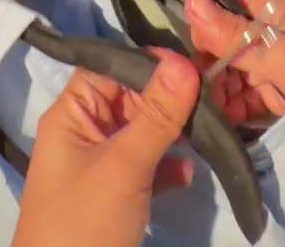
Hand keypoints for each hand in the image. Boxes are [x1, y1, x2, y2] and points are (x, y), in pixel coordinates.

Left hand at [11, 50, 200, 246]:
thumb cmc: (85, 223)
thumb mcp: (123, 165)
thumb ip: (155, 114)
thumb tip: (184, 61)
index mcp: (72, 114)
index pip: (109, 68)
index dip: (146, 62)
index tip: (190, 62)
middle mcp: (85, 132)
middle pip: (130, 98)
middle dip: (167, 97)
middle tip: (211, 96)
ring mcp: (101, 166)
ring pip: (142, 133)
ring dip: (172, 131)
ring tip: (209, 129)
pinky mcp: (117, 198)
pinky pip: (147, 168)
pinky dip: (168, 167)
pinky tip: (190, 172)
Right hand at [184, 0, 284, 192]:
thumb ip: (239, 36)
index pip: (232, 6)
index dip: (200, 22)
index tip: (169, 51)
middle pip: (239, 41)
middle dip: (211, 63)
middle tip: (182, 96)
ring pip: (253, 72)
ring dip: (228, 90)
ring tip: (200, 116)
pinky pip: (273, 98)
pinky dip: (252, 108)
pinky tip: (230, 124)